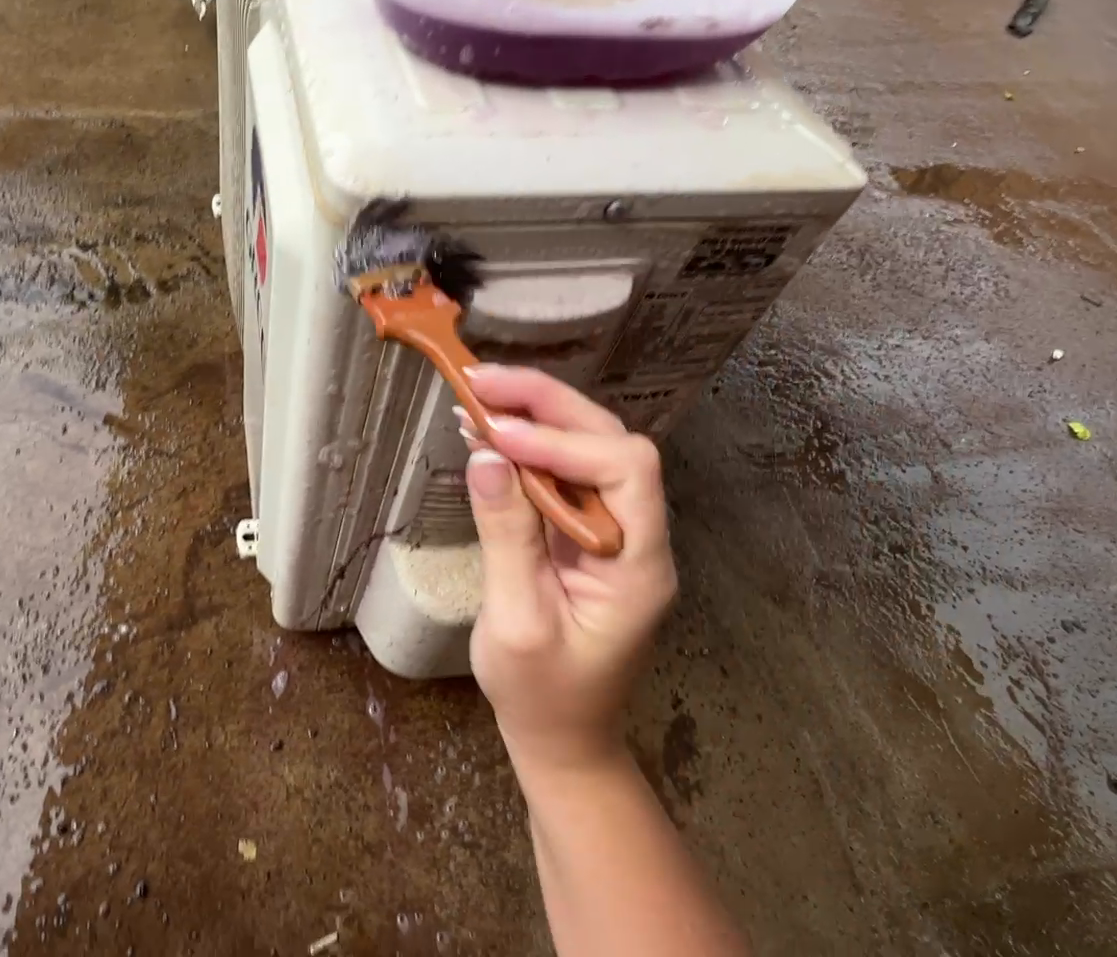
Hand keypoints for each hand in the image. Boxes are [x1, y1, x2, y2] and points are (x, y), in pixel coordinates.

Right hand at [458, 365, 677, 772]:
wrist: (562, 736)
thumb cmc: (542, 695)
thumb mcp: (517, 622)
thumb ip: (507, 538)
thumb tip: (485, 456)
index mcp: (639, 566)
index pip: (625, 470)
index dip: (563, 441)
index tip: (497, 435)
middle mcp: (637, 537)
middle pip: (610, 442)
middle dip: (548, 405)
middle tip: (480, 381)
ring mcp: (613, 534)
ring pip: (587, 449)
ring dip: (535, 415)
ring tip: (477, 394)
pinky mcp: (584, 535)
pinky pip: (564, 475)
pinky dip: (526, 446)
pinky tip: (488, 431)